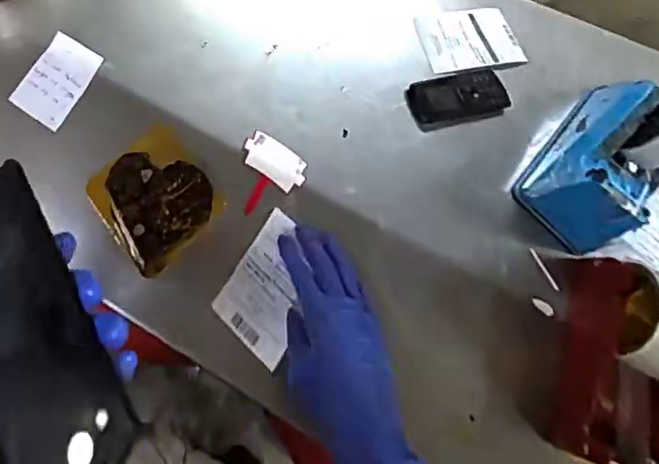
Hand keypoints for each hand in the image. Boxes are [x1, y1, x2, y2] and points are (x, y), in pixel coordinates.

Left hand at [0, 232, 138, 463]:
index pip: (3, 308)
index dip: (32, 274)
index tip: (58, 247)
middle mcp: (3, 375)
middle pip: (43, 326)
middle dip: (71, 300)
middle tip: (91, 289)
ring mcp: (30, 401)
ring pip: (69, 355)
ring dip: (95, 335)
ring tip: (113, 328)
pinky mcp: (53, 432)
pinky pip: (86, 401)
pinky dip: (108, 380)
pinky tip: (123, 365)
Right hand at [279, 225, 416, 463]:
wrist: (370, 429)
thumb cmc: (327, 400)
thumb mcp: (299, 369)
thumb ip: (297, 335)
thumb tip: (296, 313)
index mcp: (320, 314)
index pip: (302, 274)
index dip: (291, 254)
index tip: (283, 237)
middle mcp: (342, 308)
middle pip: (325, 267)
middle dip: (312, 245)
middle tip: (301, 227)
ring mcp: (362, 317)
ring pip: (347, 274)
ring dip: (334, 253)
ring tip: (324, 237)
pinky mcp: (375, 329)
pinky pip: (360, 291)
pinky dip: (349, 274)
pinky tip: (344, 270)